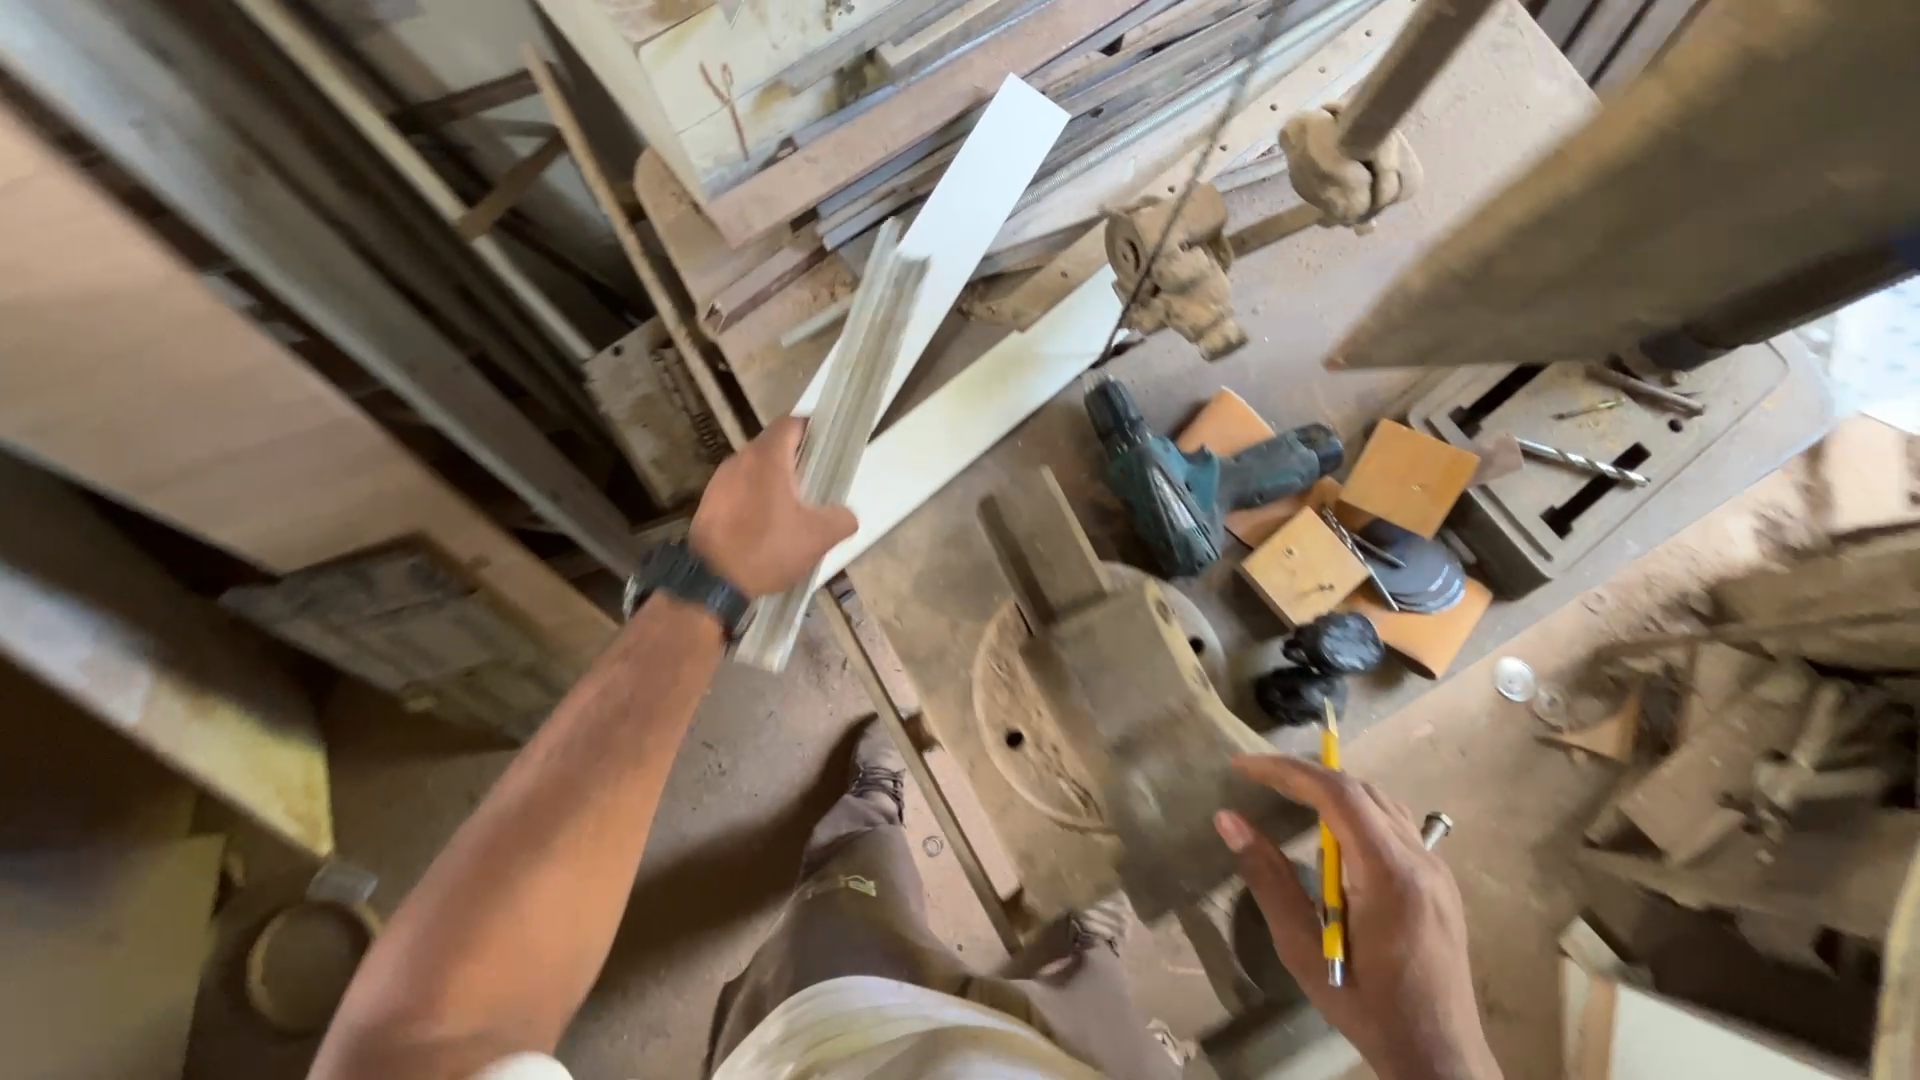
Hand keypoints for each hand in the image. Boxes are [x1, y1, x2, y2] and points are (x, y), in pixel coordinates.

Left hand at [689, 416, 857, 598]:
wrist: (713, 582)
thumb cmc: (767, 549)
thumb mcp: (818, 538)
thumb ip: (841, 519)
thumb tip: (846, 515)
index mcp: (767, 459)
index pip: (790, 423)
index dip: (811, 428)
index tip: (827, 446)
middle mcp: (740, 460)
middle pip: (772, 446)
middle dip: (796, 459)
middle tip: (816, 483)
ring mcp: (719, 481)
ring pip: (755, 468)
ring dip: (775, 480)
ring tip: (793, 509)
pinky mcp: (709, 502)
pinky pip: (740, 488)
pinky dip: (756, 497)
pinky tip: (767, 525)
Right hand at [1216, 756, 1499, 1079]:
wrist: (1439, 1057)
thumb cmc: (1365, 1006)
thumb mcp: (1302, 947)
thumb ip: (1267, 878)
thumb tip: (1228, 820)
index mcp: (1389, 874)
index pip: (1337, 794)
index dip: (1286, 770)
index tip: (1243, 766)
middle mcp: (1420, 860)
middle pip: (1360, 789)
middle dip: (1304, 774)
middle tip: (1257, 776)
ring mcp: (1437, 870)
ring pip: (1380, 802)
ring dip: (1331, 789)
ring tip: (1286, 793)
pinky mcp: (1440, 882)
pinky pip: (1393, 824)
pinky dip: (1354, 811)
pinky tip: (1330, 832)